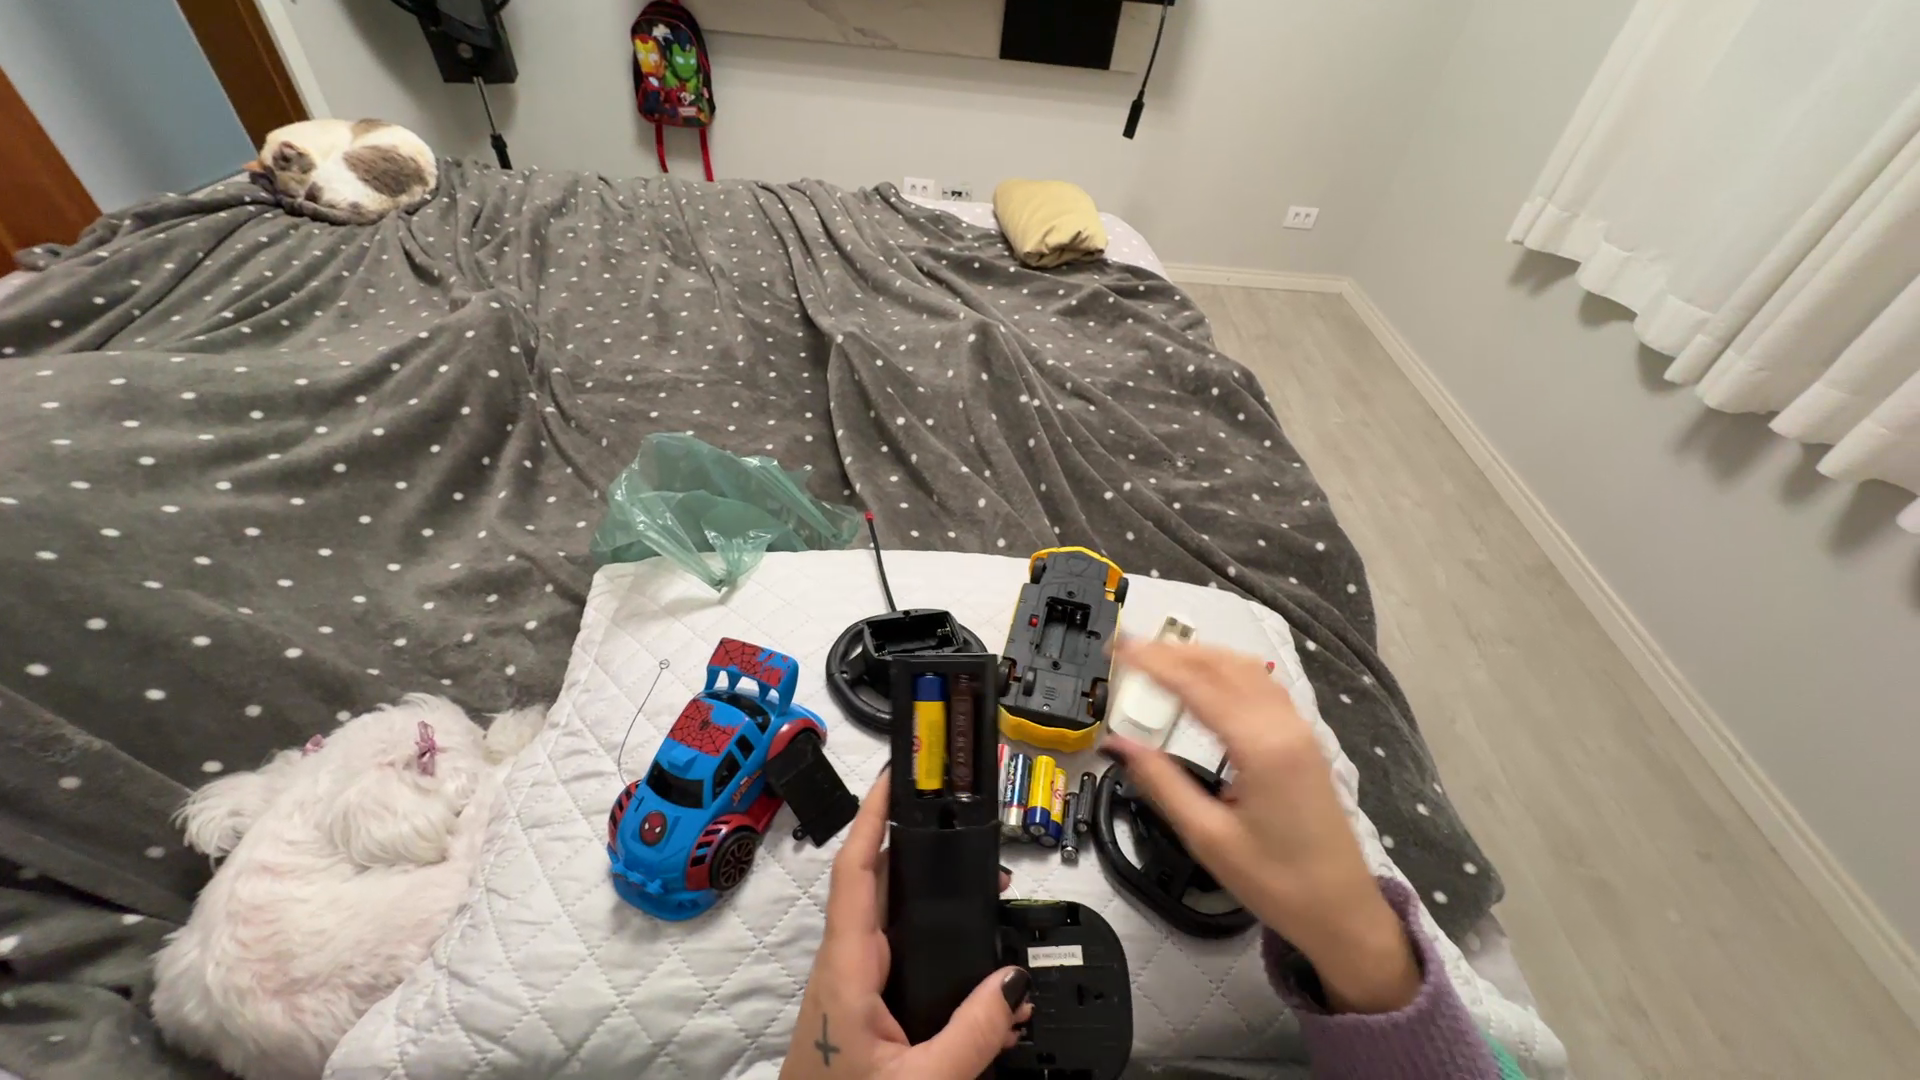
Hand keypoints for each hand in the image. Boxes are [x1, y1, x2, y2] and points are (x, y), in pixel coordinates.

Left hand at [780, 773, 1033, 1078]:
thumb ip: (974, 1033)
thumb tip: (1014, 979)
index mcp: (846, 967)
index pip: (856, 871)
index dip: (872, 817)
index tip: (892, 778)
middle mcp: (843, 964)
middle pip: (877, 883)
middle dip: (919, 850)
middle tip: (966, 836)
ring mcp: (850, 983)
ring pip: (889, 918)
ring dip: (928, 895)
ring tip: (979, 889)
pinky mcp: (860, 1004)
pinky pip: (897, 952)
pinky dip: (931, 938)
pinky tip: (965, 955)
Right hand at [1104, 641, 1419, 1013]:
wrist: (1345, 913)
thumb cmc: (1277, 883)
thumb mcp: (1208, 837)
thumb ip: (1161, 782)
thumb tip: (1117, 744)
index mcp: (1260, 747)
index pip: (1196, 684)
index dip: (1153, 661)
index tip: (1117, 648)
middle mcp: (1283, 726)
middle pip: (1222, 665)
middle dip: (1172, 650)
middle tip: (1129, 647)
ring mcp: (1299, 729)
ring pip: (1245, 669)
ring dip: (1200, 654)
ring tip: (1158, 655)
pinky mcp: (1303, 740)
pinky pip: (1261, 684)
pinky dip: (1225, 668)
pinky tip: (1205, 677)